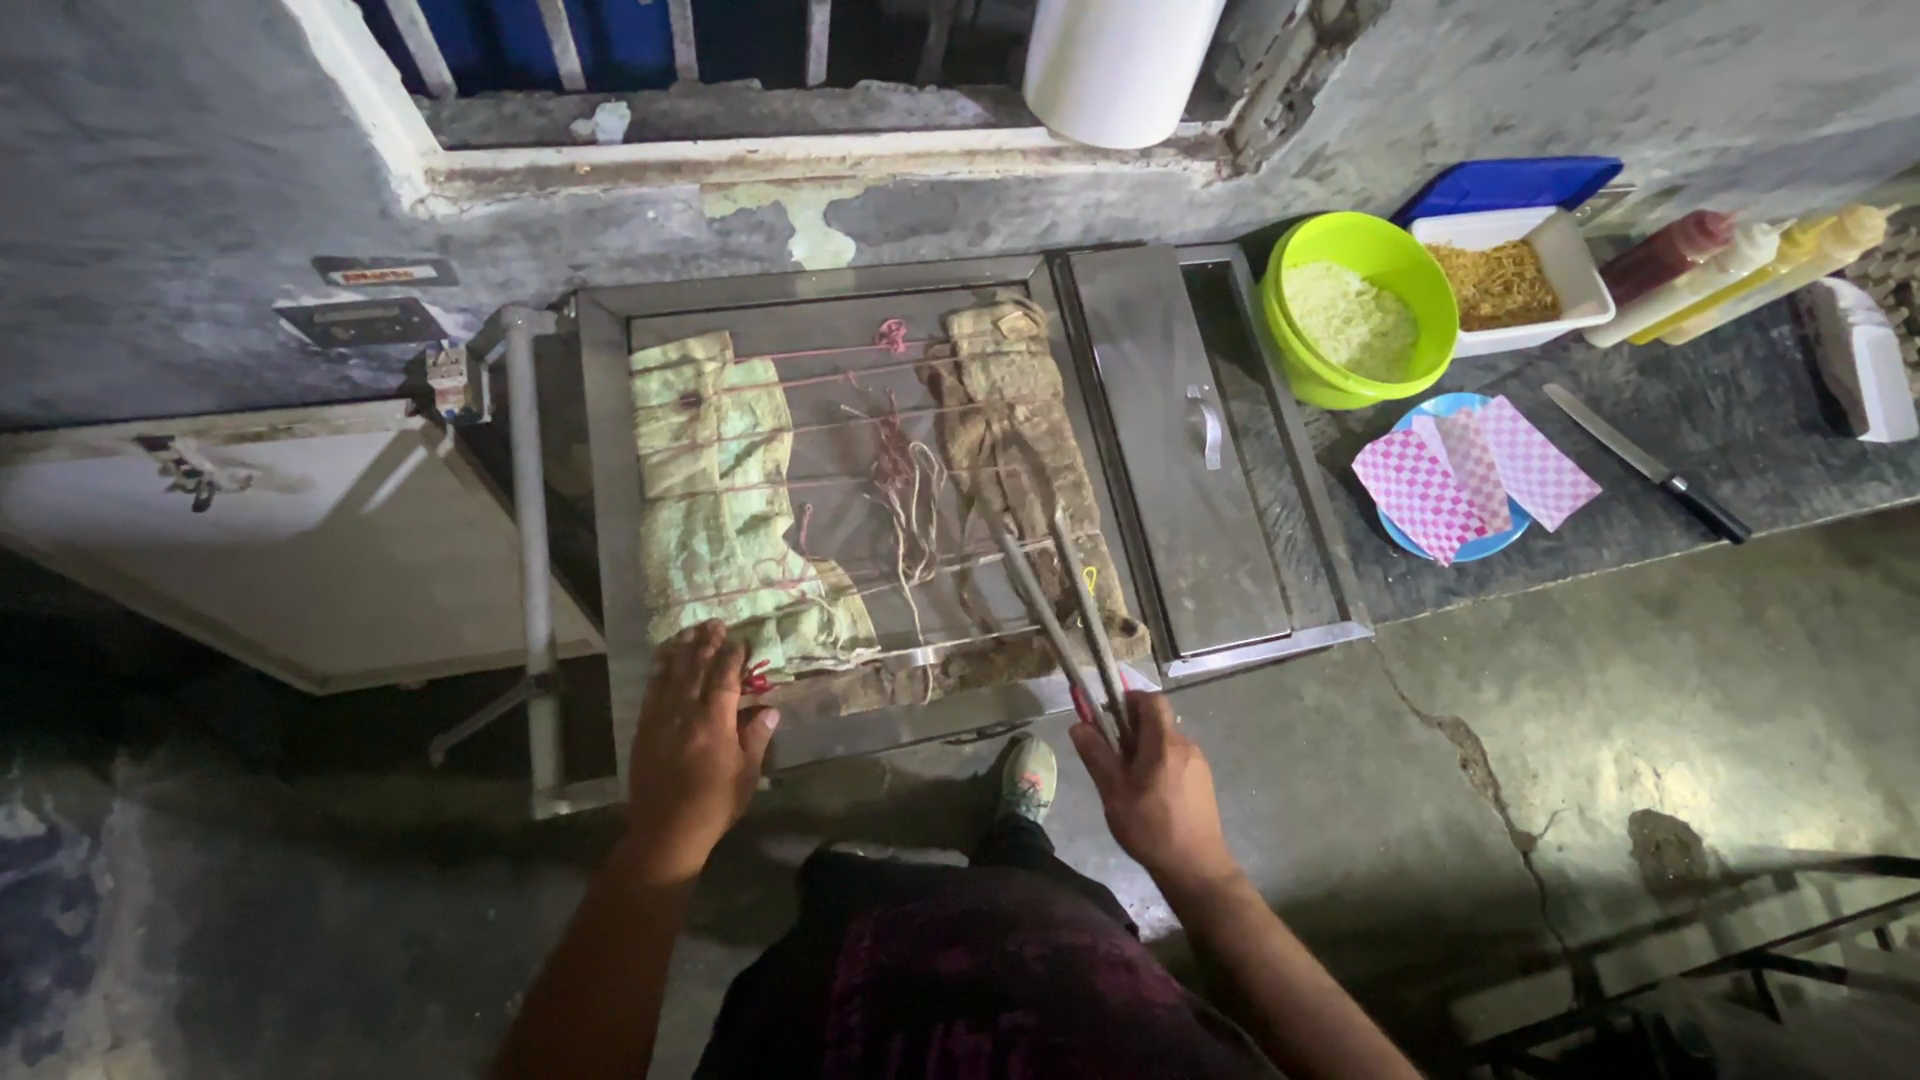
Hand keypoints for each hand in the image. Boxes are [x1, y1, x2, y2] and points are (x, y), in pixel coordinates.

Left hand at [623, 620, 777, 879]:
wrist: (666, 831)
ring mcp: (661, 720)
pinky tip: (664, 661)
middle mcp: (685, 713)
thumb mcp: (746, 774)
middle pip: (696, 670)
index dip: (732, 656)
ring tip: (689, 631)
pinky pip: (652, 693)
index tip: (739, 639)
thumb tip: (770, 710)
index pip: (725, 679)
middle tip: (714, 623)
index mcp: (714, 723)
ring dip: (682, 651)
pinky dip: (659, 672)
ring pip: (671, 676)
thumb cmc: (715, 804)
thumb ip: (756, 737)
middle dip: (706, 644)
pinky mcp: (644, 731)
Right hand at [1069, 691, 1240, 894]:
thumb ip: (1096, 756)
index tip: (1108, 716)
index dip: (1129, 699)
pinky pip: (1177, 758)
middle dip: (1131, 729)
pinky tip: (1150, 795)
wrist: (1196, 868)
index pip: (1151, 700)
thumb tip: (1079, 725)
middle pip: (1157, 722)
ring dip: (1145, 749)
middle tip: (1111, 756)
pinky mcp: (1204, 781)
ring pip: (1166, 742)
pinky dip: (1160, 763)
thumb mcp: (1114, 793)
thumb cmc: (1150, 828)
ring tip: (1128, 781)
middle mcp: (1186, 746)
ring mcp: (1199, 764)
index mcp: (1164, 743)